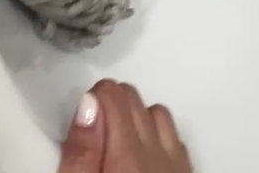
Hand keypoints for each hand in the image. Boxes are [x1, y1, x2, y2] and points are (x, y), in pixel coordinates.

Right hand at [57, 79, 190, 172]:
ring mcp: (178, 166)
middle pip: (134, 97)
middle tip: (95, 130)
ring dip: (138, 119)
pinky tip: (144, 155)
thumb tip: (88, 102)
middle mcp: (159, 155)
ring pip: (158, 113)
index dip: (92, 98)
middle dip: (112, 104)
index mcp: (127, 156)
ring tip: (118, 141)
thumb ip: (80, 150)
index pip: (113, 92)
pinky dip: (160, 138)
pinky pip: (177, 139)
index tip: (82, 117)